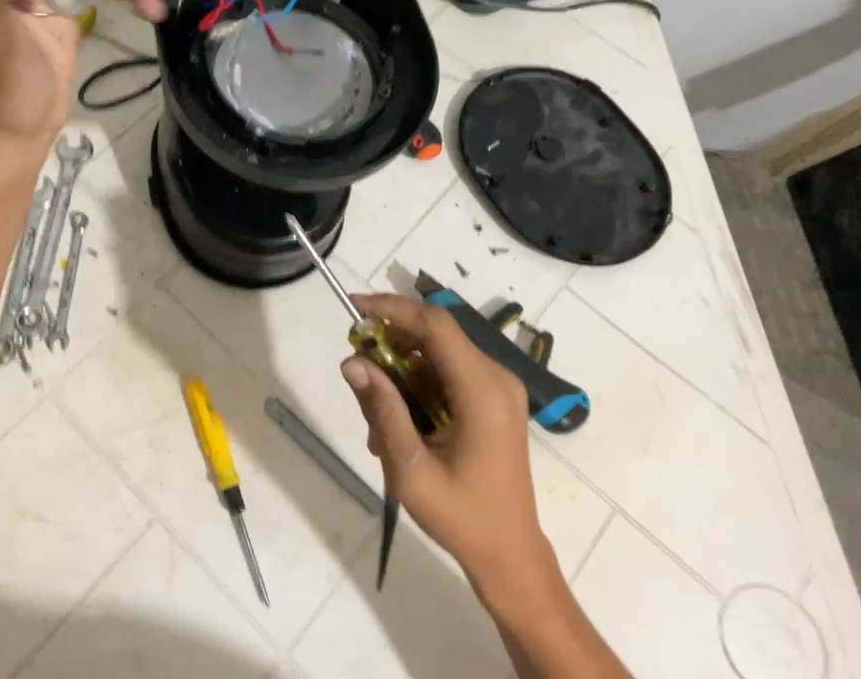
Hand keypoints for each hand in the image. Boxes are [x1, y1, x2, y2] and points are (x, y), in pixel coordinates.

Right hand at [341, 293, 554, 588]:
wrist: (509, 553)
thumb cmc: (461, 516)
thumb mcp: (410, 469)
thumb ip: (382, 410)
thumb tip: (351, 362)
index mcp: (483, 394)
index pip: (436, 326)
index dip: (393, 308)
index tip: (354, 308)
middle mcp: (498, 379)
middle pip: (437, 334)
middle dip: (391, 341)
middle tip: (357, 368)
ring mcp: (500, 388)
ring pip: (439, 352)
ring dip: (402, 368)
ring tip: (378, 418)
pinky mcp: (495, 398)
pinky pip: (449, 370)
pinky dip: (418, 383)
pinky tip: (400, 423)